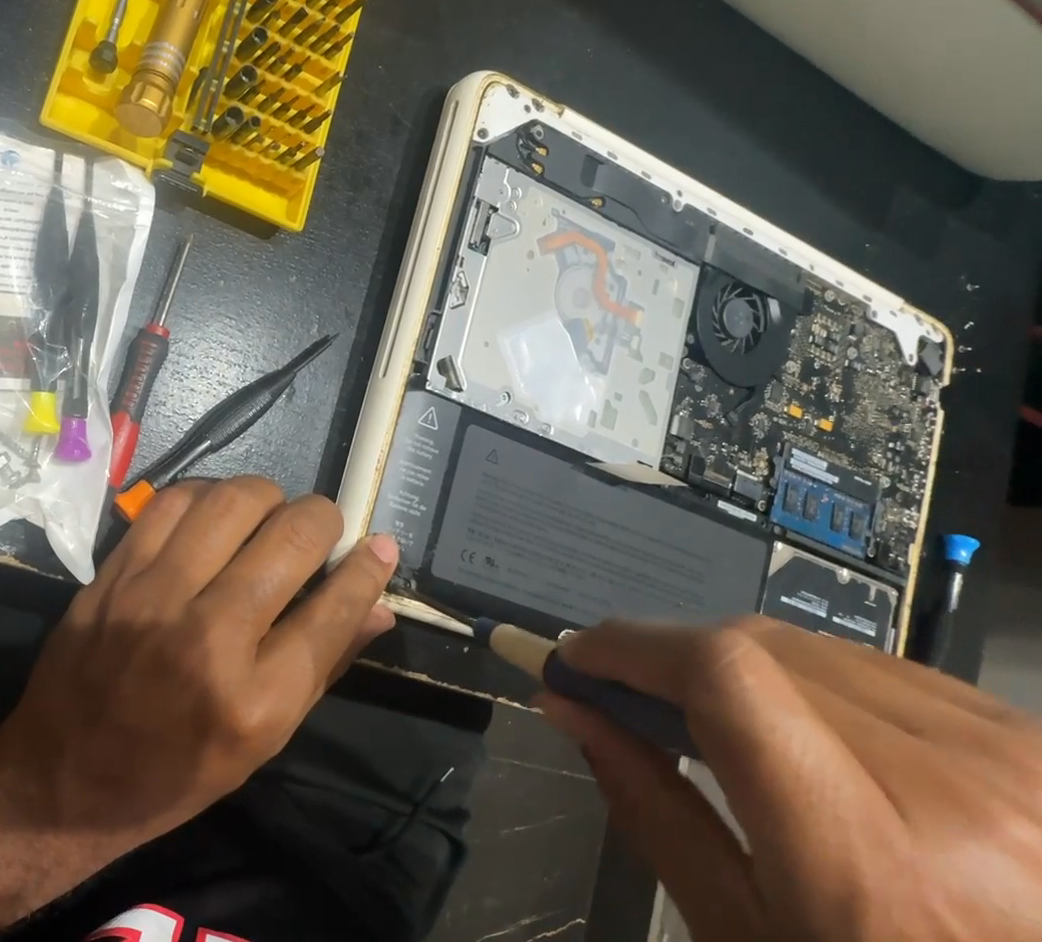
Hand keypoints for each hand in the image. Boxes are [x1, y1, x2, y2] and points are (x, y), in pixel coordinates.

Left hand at [0, 477, 397, 859]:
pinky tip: (215, 513)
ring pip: (229, 503)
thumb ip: (322, 665)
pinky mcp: (112, 574)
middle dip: (322, 519)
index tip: (377, 545)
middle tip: (321, 527)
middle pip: (287, 540)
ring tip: (270, 515)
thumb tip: (377, 603)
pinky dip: (205, 496)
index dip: (365, 569)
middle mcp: (207, 637)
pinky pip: (169, 504)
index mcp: (256, 700)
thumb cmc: (174, 774)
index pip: (332, 608)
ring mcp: (151, 597)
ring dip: (265, 496)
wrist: (63, 775)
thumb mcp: (261, 743)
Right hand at [539, 615, 1041, 940]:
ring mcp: (1017, 757)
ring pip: (813, 648)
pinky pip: (880, 667)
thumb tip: (566, 705)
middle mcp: (959, 788)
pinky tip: (794, 722)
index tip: (576, 660)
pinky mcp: (1035, 739)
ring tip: (704, 711)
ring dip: (733, 662)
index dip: (633, 647)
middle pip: (761, 649)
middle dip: (667, 655)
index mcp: (873, 860)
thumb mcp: (743, 928)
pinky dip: (807, 677)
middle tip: (620, 688)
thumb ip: (650, 805)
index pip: (729, 678)